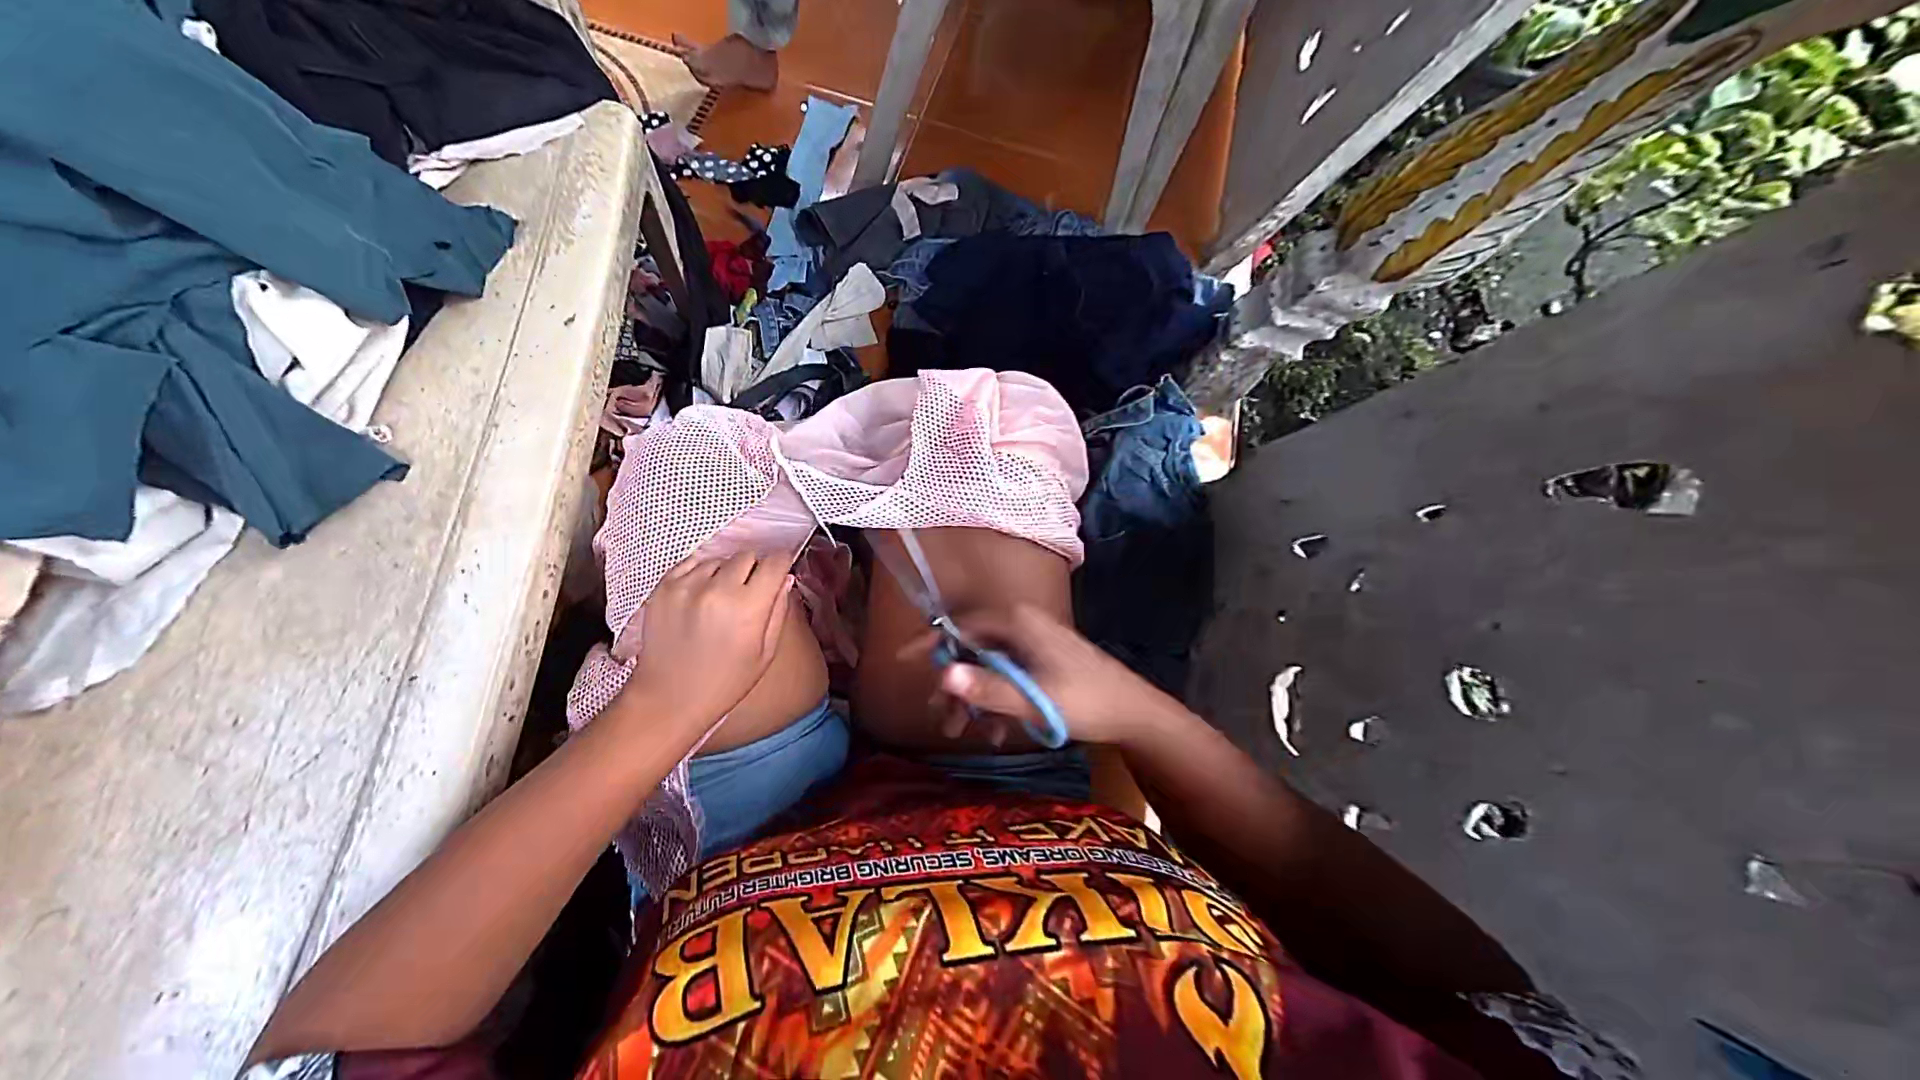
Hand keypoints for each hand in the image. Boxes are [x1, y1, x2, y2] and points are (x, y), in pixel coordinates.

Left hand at [622, 551, 793, 726]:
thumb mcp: (766, 653)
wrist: (669, 698)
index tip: (780, 570)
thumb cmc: (724, 683)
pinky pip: (691, 563)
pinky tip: (702, 596)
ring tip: (721, 599)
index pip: (775, 561)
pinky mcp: (663, 588)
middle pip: (747, 556)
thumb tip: (785, 578)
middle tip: (749, 592)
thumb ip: (779, 610)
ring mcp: (686, 586)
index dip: (781, 563)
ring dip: (726, 572)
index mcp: (747, 607)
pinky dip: (700, 573)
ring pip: (719, 559)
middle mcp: (717, 589)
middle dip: (754, 569)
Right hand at [930, 604, 1189, 747]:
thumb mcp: (1034, 701)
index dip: (931, 643)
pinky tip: (996, 730)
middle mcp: (1023, 626)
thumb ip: (988, 690)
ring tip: (964, 733)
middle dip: (955, 686)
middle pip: (973, 649)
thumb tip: (943, 677)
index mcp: (1019, 623)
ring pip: (988, 665)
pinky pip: (1007, 674)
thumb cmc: (1086, 702)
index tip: (905, 661)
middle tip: (943, 721)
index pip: (962, 625)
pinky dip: (997, 699)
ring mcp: (1033, 642)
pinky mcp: (1041, 660)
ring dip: (975, 699)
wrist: (1134, 713)